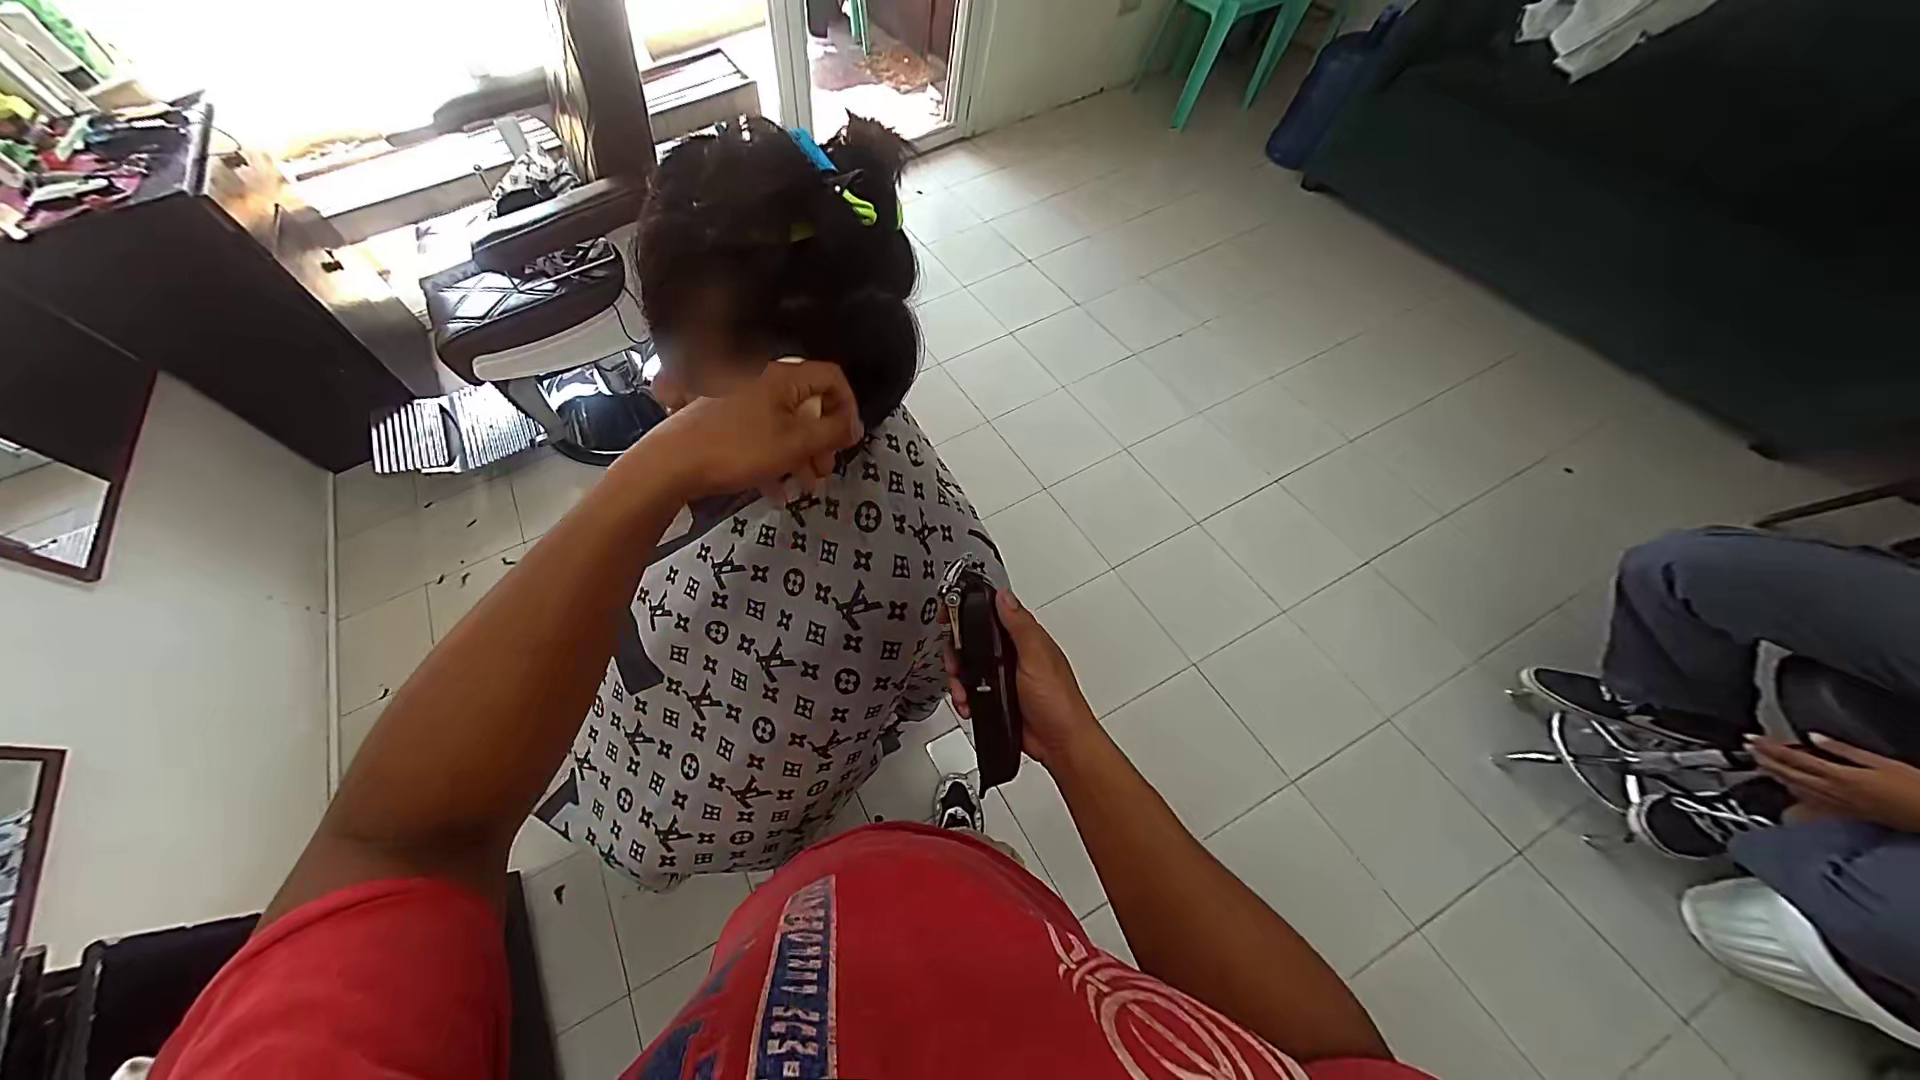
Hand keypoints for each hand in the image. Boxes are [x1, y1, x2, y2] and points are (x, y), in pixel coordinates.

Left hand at [631, 359, 861, 502]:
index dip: (848, 407)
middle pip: (809, 404)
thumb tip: (855, 425)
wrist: (672, 464)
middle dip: (823, 440)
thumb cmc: (736, 449)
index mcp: (782, 378)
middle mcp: (762, 382)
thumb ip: (834, 431)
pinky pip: (762, 435)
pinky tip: (775, 489)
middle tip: (825, 467)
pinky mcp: (725, 420)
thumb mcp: (797, 443)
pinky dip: (774, 459)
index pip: (832, 378)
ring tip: (804, 484)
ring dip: (801, 455)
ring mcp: (741, 400)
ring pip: (786, 424)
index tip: (848, 437)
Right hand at [942, 589, 1102, 767]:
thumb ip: (1019, 626)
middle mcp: (1014, 654)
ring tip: (961, 687)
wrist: (1059, 743)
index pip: (994, 614)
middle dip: (958, 650)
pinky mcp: (997, 695)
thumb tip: (1004, 596)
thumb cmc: (1059, 702)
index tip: (951, 613)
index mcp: (1025, 638)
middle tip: (955, 661)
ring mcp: (1004, 676)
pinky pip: (972, 689)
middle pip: (974, 641)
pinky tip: (967, 701)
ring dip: (959, 676)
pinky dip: (964, 694)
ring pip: (970, 666)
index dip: (970, 611)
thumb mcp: (1036, 657)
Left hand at [1751, 734, 1919, 832]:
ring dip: (1773, 772)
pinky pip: (1809, 798)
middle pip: (1786, 772)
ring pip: (1793, 786)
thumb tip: (1814, 736)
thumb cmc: (1917, 788)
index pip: (1792, 758)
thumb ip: (1844, 750)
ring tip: (1757, 762)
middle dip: (1763, 758)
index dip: (1768, 746)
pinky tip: (1786, 784)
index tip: (1751, 737)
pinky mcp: (1846, 812)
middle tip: (1747, 747)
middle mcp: (1831, 791)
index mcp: (1839, 776)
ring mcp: (1836, 803)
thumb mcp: (1883, 763)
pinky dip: (1792, 788)